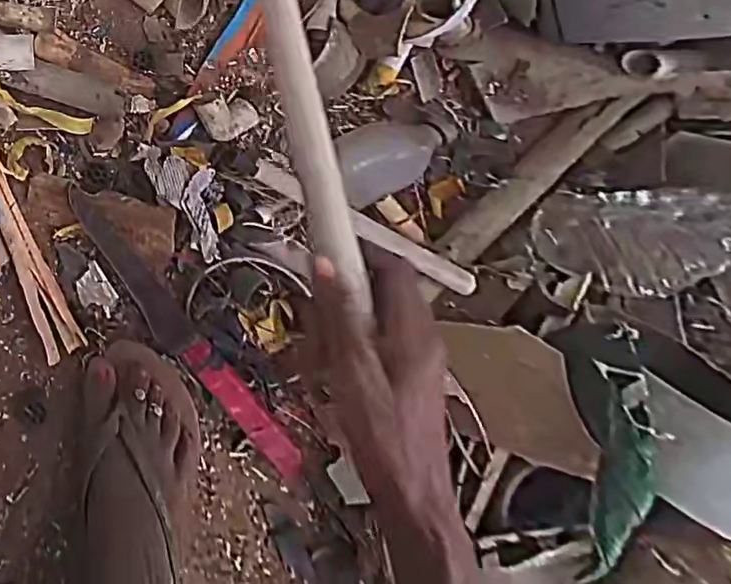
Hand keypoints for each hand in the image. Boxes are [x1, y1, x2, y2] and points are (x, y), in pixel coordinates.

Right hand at [311, 254, 475, 583]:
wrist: (410, 495)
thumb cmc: (384, 436)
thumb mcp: (350, 369)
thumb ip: (336, 312)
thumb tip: (324, 262)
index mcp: (413, 330)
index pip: (390, 263)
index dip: (355, 245)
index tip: (323, 235)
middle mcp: (418, 336)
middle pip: (370, 288)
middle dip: (333, 296)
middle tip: (312, 319)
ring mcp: (410, 354)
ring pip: (362, 315)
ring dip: (332, 327)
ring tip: (319, 358)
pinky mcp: (399, 371)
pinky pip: (363, 340)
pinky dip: (340, 347)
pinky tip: (327, 374)